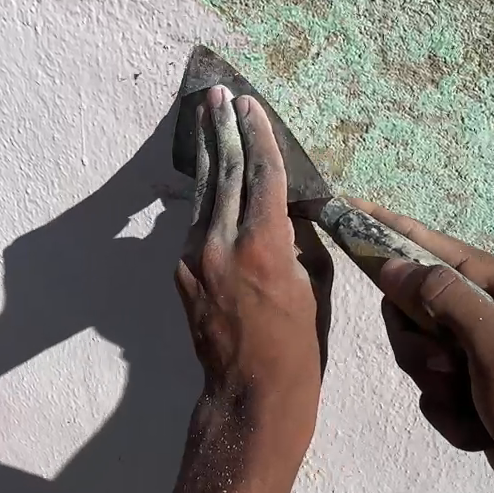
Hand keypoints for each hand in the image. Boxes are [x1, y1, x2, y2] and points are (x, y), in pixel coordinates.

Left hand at [175, 86, 330, 438]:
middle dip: (222, 129)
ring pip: (203, 193)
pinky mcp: (179, 271)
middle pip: (223, 172)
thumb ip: (298, 240)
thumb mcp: (314, 288)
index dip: (258, 136)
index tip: (250, 105)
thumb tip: (289, 208)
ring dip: (208, 154)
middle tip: (218, 95)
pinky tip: (211, 177)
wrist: (247, 397)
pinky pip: (197, 224)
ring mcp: (193, 256)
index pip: (261, 175)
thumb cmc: (299, 349)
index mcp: (263, 245)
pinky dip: (207, 197)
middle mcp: (221, 243)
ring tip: (207, 118)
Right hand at [358, 199, 493, 492]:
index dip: (384, 225)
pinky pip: (427, 390)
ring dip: (435, 383)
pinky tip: (480, 429)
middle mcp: (483, 310)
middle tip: (446, 365)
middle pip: (408, 304)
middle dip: (417, 342)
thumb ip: (444, 298)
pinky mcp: (467, 389)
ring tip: (472, 402)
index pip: (428, 243)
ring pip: (412, 350)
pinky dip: (448, 414)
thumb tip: (393, 264)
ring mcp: (473, 351)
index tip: (345, 206)